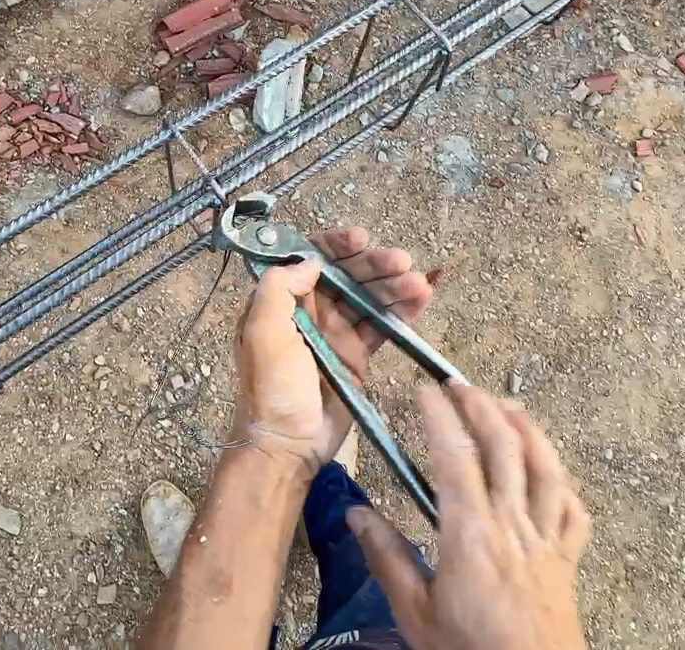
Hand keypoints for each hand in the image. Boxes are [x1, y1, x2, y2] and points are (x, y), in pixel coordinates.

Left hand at [230, 228, 432, 473]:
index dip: (335, 244)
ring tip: (419, 282)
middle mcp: (309, 309)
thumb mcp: (262, 331)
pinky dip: (401, 312)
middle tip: (402, 261)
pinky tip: (422, 298)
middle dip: (373, 264)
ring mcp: (335, 331)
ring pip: (368, 297)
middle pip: (346, 274)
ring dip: (393, 285)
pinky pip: (381, 326)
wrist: (287, 444)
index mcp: (282, 298)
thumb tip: (311, 261)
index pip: (309, 258)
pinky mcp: (357, 355)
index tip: (360, 239)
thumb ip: (279, 288)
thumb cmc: (271, 386)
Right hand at [347, 386, 589, 649]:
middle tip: (458, 383)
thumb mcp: (415, 614)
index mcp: (471, 534)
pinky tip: (550, 466)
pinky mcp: (569, 562)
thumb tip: (353, 512)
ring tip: (506, 403)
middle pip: (504, 447)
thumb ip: (386, 558)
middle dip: (481, 406)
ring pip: (545, 468)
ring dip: (527, 428)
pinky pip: (575, 511)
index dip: (440, 414)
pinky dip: (563, 480)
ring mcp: (547, 541)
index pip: (456, 455)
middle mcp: (513, 525)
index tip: (424, 389)